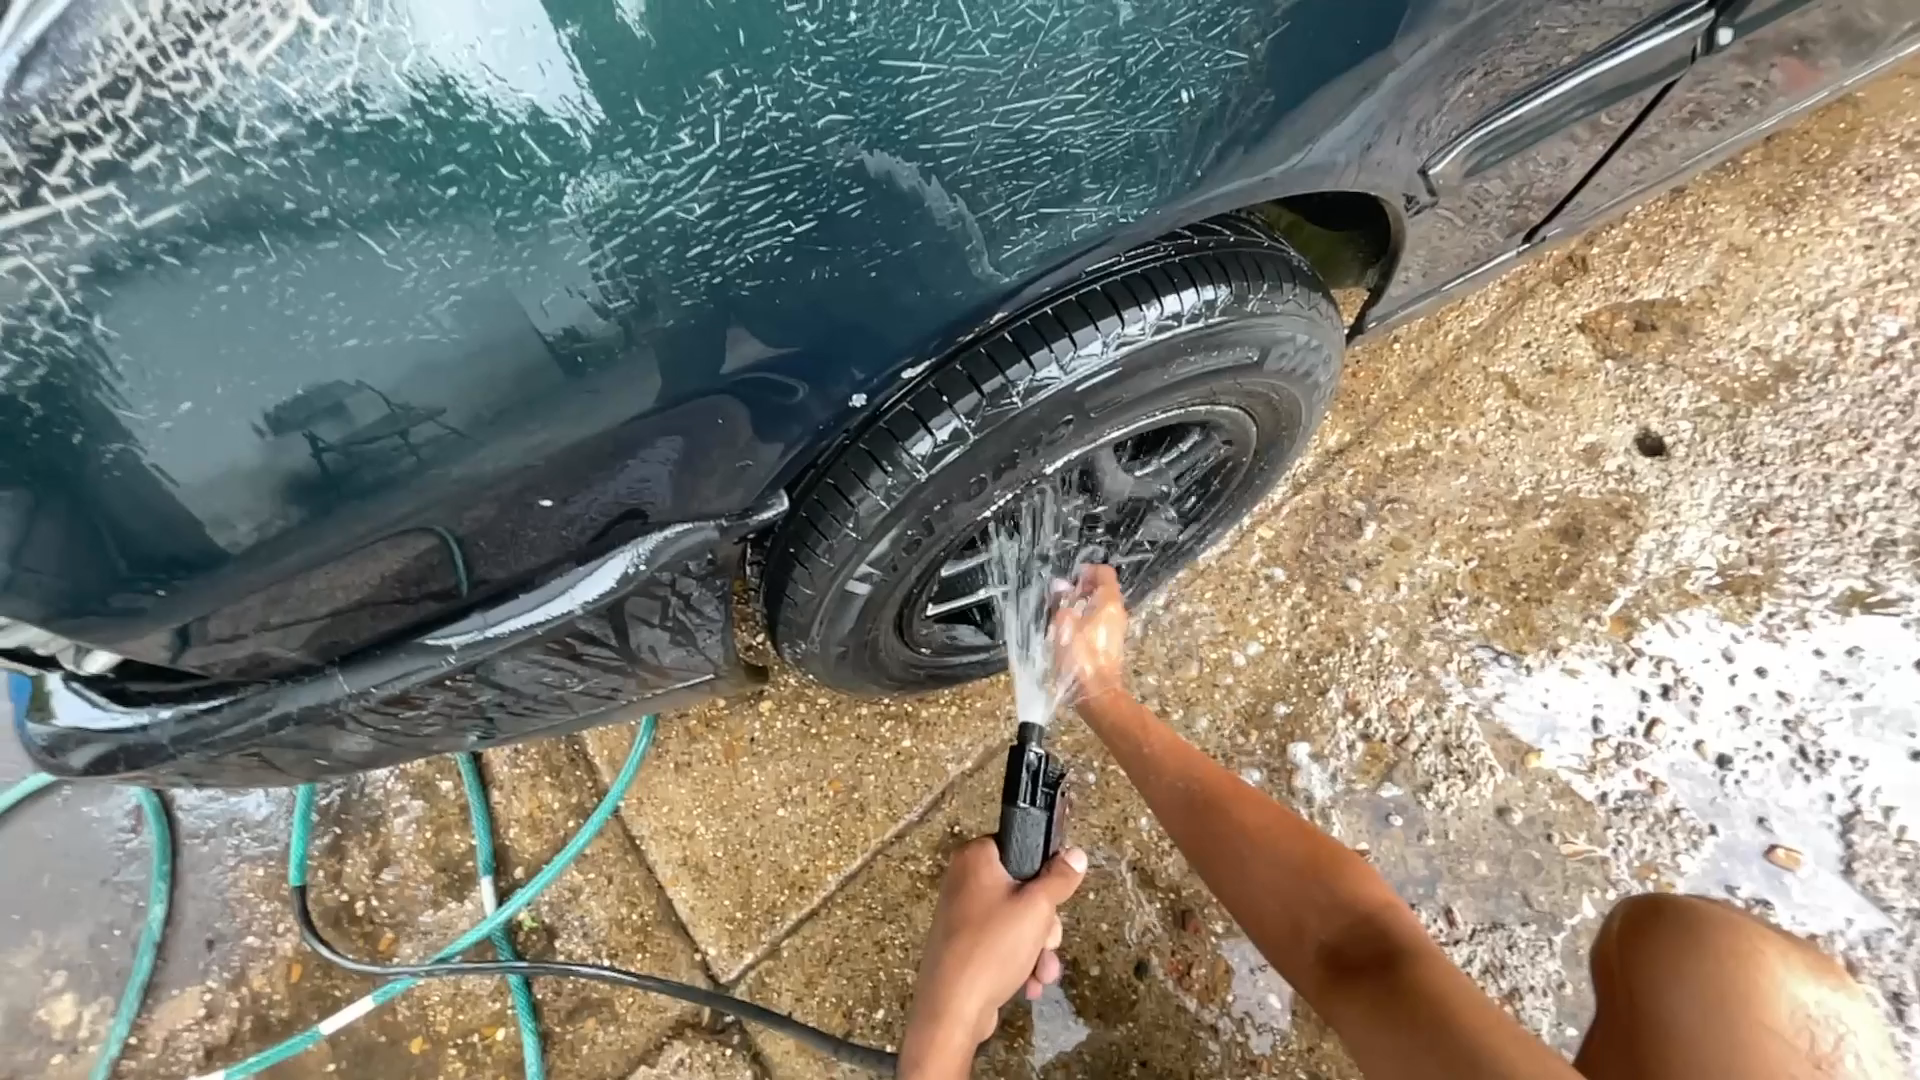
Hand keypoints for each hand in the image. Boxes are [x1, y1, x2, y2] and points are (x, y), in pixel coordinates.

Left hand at [899, 838, 1088, 1074]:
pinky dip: (1019, 960)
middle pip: (1022, 888)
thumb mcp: (1037, 908)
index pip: (1019, 847)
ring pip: (1016, 920)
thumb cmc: (992, 947)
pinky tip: (1029, 984)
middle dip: (1043, 921)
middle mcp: (964, 879)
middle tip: (1047, 939)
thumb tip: (1076, 854)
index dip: (1043, 871)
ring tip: (1041, 970)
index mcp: (975, 857)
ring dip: (1037, 947)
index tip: (1055, 895)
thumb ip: (1059, 879)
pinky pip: (1001, 942)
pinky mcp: (963, 944)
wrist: (953, 1009)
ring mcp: (962, 913)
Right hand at [1052, 564, 1129, 700]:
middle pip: (1104, 589)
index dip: (1087, 571)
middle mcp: (1118, 613)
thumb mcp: (1063, 625)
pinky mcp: (1112, 643)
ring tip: (1063, 613)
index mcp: (1109, 603)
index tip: (1070, 578)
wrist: (1097, 694)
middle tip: (1063, 596)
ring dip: (1084, 604)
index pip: (1105, 573)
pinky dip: (1087, 618)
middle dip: (1083, 588)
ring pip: (1102, 606)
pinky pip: (1101, 621)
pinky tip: (1070, 630)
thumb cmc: (1080, 657)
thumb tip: (1060, 586)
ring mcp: (1117, 629)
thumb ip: (1061, 602)